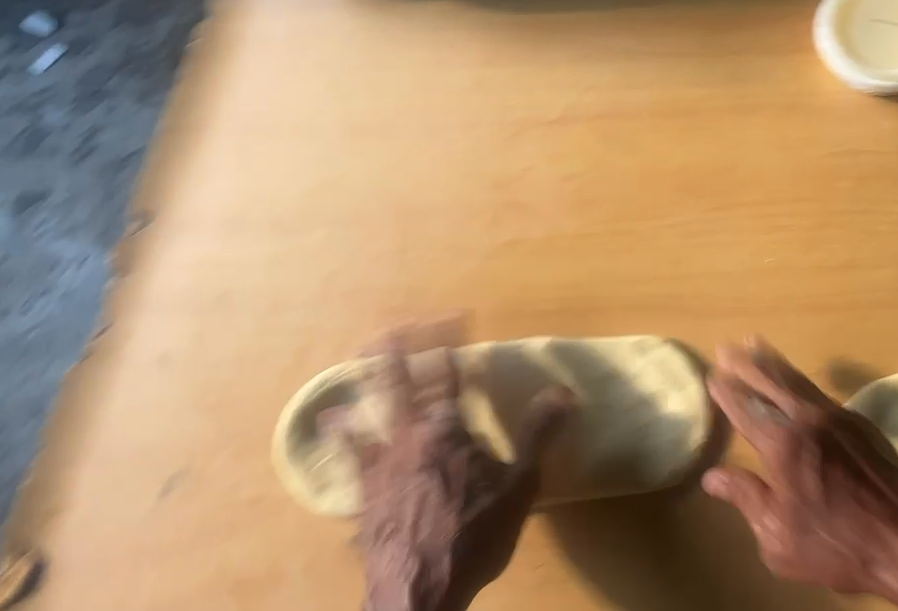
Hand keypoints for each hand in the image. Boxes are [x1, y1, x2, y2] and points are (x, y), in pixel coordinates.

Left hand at [339, 325, 574, 610]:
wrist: (419, 593)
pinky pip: (353, 458)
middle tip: (391, 326)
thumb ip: (538, 434)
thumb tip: (562, 390)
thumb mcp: (520, 484)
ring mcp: (382, 468)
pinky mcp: (365, 496)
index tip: (458, 315)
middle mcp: (410, 438)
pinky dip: (346, 438)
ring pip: (372, 416)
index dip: (452, 343)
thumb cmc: (476, 534)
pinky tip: (335, 429)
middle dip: (398, 353)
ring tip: (353, 369)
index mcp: (448, 430)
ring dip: (366, 389)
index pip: (451, 375)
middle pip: (400, 386)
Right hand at [699, 338, 897, 602]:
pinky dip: (800, 380)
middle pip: (773, 384)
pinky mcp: (861, 424)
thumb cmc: (836, 544)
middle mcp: (810, 421)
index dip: (729, 393)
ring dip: (775, 363)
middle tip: (728, 346)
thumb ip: (746, 498)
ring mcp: (839, 417)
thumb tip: (714, 476)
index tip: (713, 374)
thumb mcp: (778, 536)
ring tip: (757, 344)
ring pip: (799, 382)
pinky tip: (796, 381)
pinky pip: (821, 393)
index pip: (748, 410)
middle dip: (748, 364)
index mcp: (784, 445)